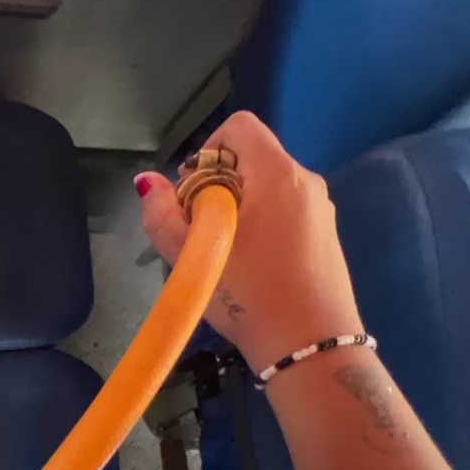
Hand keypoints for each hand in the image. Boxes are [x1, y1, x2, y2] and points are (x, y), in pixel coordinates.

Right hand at [135, 111, 365, 372]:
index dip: (204, 152)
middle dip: (213, 187)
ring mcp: (318, 207)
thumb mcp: (192, 256)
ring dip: (233, 209)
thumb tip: (146, 182)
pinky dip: (256, 226)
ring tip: (218, 255)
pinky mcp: (323, 233)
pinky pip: (280, 211)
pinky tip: (245, 267)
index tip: (189, 196)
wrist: (308, 342)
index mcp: (276, 174)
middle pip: (249, 159)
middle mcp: (304, 179)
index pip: (238, 127)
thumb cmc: (247, 295)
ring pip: (263, 188)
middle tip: (195, 233)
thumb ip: (163, 214)